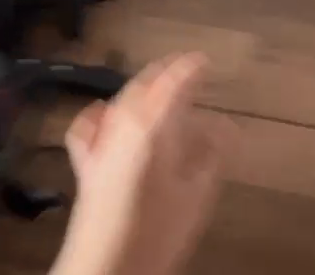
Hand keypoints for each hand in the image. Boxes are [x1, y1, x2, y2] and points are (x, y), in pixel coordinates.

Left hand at [53, 53, 237, 274]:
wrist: (102, 271)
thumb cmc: (155, 233)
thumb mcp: (195, 196)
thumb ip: (213, 155)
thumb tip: (229, 128)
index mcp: (153, 125)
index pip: (173, 82)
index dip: (190, 67)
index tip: (205, 61)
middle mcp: (123, 123)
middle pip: (145, 83)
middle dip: (166, 72)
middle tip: (188, 70)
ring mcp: (100, 140)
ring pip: (122, 98)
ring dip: (142, 88)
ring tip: (160, 88)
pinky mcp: (86, 162)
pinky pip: (90, 124)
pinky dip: (102, 112)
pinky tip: (104, 112)